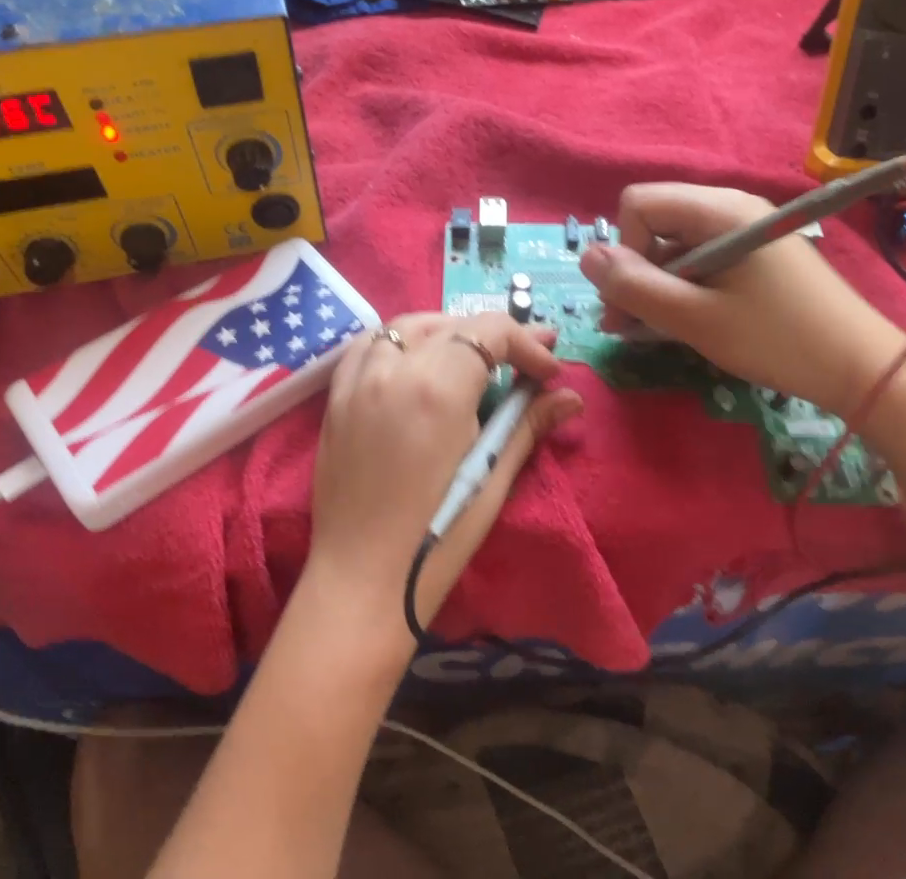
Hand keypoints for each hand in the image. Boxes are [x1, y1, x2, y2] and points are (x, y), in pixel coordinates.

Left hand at [308, 313, 582, 632]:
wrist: (360, 581)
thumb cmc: (435, 541)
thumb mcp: (490, 482)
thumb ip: (525, 427)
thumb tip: (570, 397)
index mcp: (435, 388)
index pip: (488, 333)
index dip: (527, 343)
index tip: (550, 373)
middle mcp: (392, 370)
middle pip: (450, 324)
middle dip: (493, 335)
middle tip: (526, 359)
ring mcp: (357, 383)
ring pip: (404, 327)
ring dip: (445, 331)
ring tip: (472, 356)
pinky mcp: (335, 401)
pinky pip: (366, 349)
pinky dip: (398, 343)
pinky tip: (415, 365)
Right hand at [579, 183, 905, 417]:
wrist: (859, 367)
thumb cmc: (776, 339)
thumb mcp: (696, 319)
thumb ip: (636, 287)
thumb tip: (586, 256)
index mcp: (719, 210)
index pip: (639, 204)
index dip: (625, 249)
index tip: (635, 297)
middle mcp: (730, 209)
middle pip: (655, 223)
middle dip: (634, 271)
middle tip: (628, 326)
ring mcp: (744, 233)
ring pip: (675, 246)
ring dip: (655, 286)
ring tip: (650, 332)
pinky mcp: (755, 258)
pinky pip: (701, 262)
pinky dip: (682, 291)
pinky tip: (681, 325)